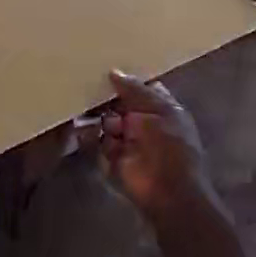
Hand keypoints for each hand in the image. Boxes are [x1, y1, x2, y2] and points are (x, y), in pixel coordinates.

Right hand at [98, 70, 217, 222]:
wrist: (167, 192)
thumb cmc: (172, 147)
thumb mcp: (161, 111)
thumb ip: (136, 90)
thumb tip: (114, 72)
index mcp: (161, 109)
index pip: (140, 88)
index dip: (126, 79)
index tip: (104, 64)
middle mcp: (143, 121)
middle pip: (118, 102)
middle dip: (105, 95)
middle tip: (86, 80)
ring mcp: (126, 138)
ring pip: (105, 118)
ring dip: (97, 114)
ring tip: (84, 104)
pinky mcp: (111, 154)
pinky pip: (95, 138)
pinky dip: (89, 132)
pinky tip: (85, 125)